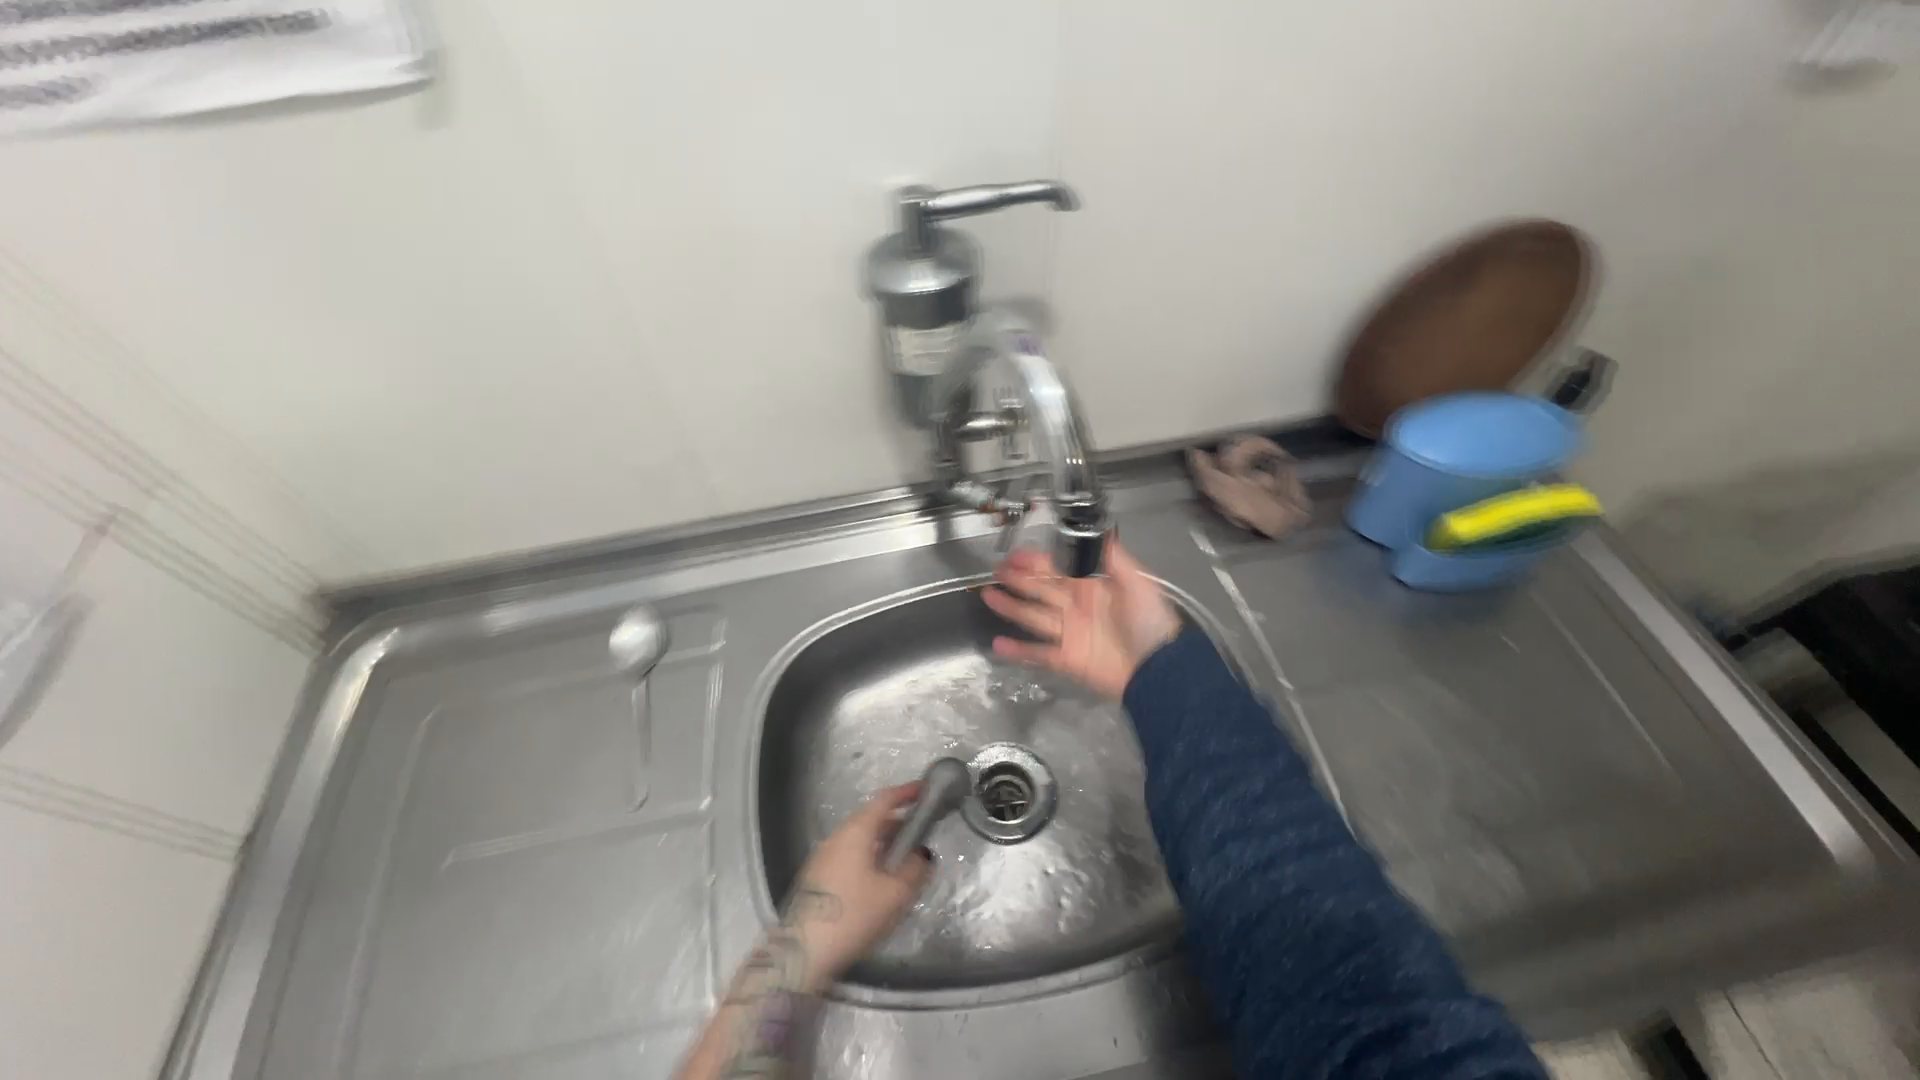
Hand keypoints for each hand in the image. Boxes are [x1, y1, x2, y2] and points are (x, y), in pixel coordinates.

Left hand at [781, 783, 931, 989]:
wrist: (802, 953)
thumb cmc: (853, 915)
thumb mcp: (894, 894)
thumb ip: (915, 869)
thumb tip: (922, 854)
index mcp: (855, 832)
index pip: (883, 800)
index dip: (906, 793)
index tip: (924, 791)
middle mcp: (837, 837)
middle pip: (871, 820)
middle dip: (897, 824)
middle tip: (920, 836)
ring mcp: (823, 857)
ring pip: (859, 840)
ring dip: (883, 845)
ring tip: (904, 864)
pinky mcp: (816, 878)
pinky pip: (849, 857)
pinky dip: (869, 859)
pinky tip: (879, 883)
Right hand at [983, 540, 1181, 699]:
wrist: (1158, 668)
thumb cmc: (1151, 624)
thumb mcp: (1138, 585)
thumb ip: (1115, 560)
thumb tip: (1102, 530)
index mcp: (1092, 588)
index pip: (1058, 569)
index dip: (1037, 561)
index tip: (1017, 554)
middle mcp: (1076, 607)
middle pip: (1040, 590)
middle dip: (1018, 579)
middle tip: (996, 570)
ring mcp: (1070, 633)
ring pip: (1033, 617)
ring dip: (1011, 607)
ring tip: (988, 596)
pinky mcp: (1067, 659)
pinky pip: (1038, 653)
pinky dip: (1018, 650)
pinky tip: (998, 644)